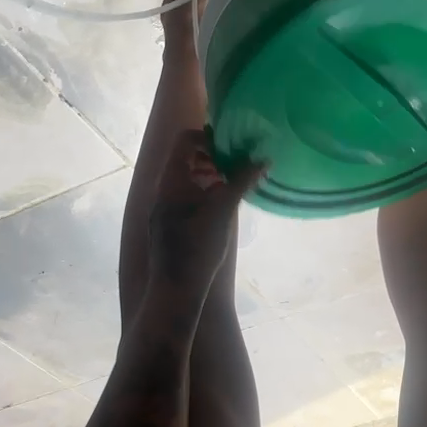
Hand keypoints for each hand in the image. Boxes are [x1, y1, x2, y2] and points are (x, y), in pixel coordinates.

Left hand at [146, 129, 264, 298]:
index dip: (209, 137)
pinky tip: (219, 207)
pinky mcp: (166, 221)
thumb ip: (242, 181)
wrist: (175, 290)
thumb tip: (264, 160)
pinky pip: (183, 194)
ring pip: (185, 177)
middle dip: (212, 157)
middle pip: (185, 157)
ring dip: (208, 175)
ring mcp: (162, 205)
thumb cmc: (199, 246)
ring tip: (230, 186)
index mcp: (172, 179)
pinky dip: (202, 191)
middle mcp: (162, 187)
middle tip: (235, 166)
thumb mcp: (224, 209)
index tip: (232, 148)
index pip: (185, 139)